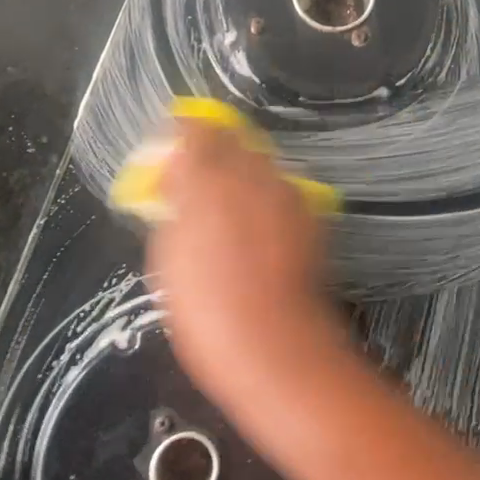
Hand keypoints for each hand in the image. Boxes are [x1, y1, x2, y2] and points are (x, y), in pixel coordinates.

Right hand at [149, 118, 339, 395]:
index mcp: (208, 180)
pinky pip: (282, 191)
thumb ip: (173, 204)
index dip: (181, 135)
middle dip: (213, 152)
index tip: (170, 153)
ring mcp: (287, 192)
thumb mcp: (168, 256)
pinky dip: (266, 198)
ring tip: (225, 211)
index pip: (195, 131)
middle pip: (232, 140)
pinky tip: (256, 230)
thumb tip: (174, 176)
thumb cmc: (206, 311)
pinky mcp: (311, 215)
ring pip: (260, 164)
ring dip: (242, 175)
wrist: (274, 348)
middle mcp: (253, 174)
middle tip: (194, 182)